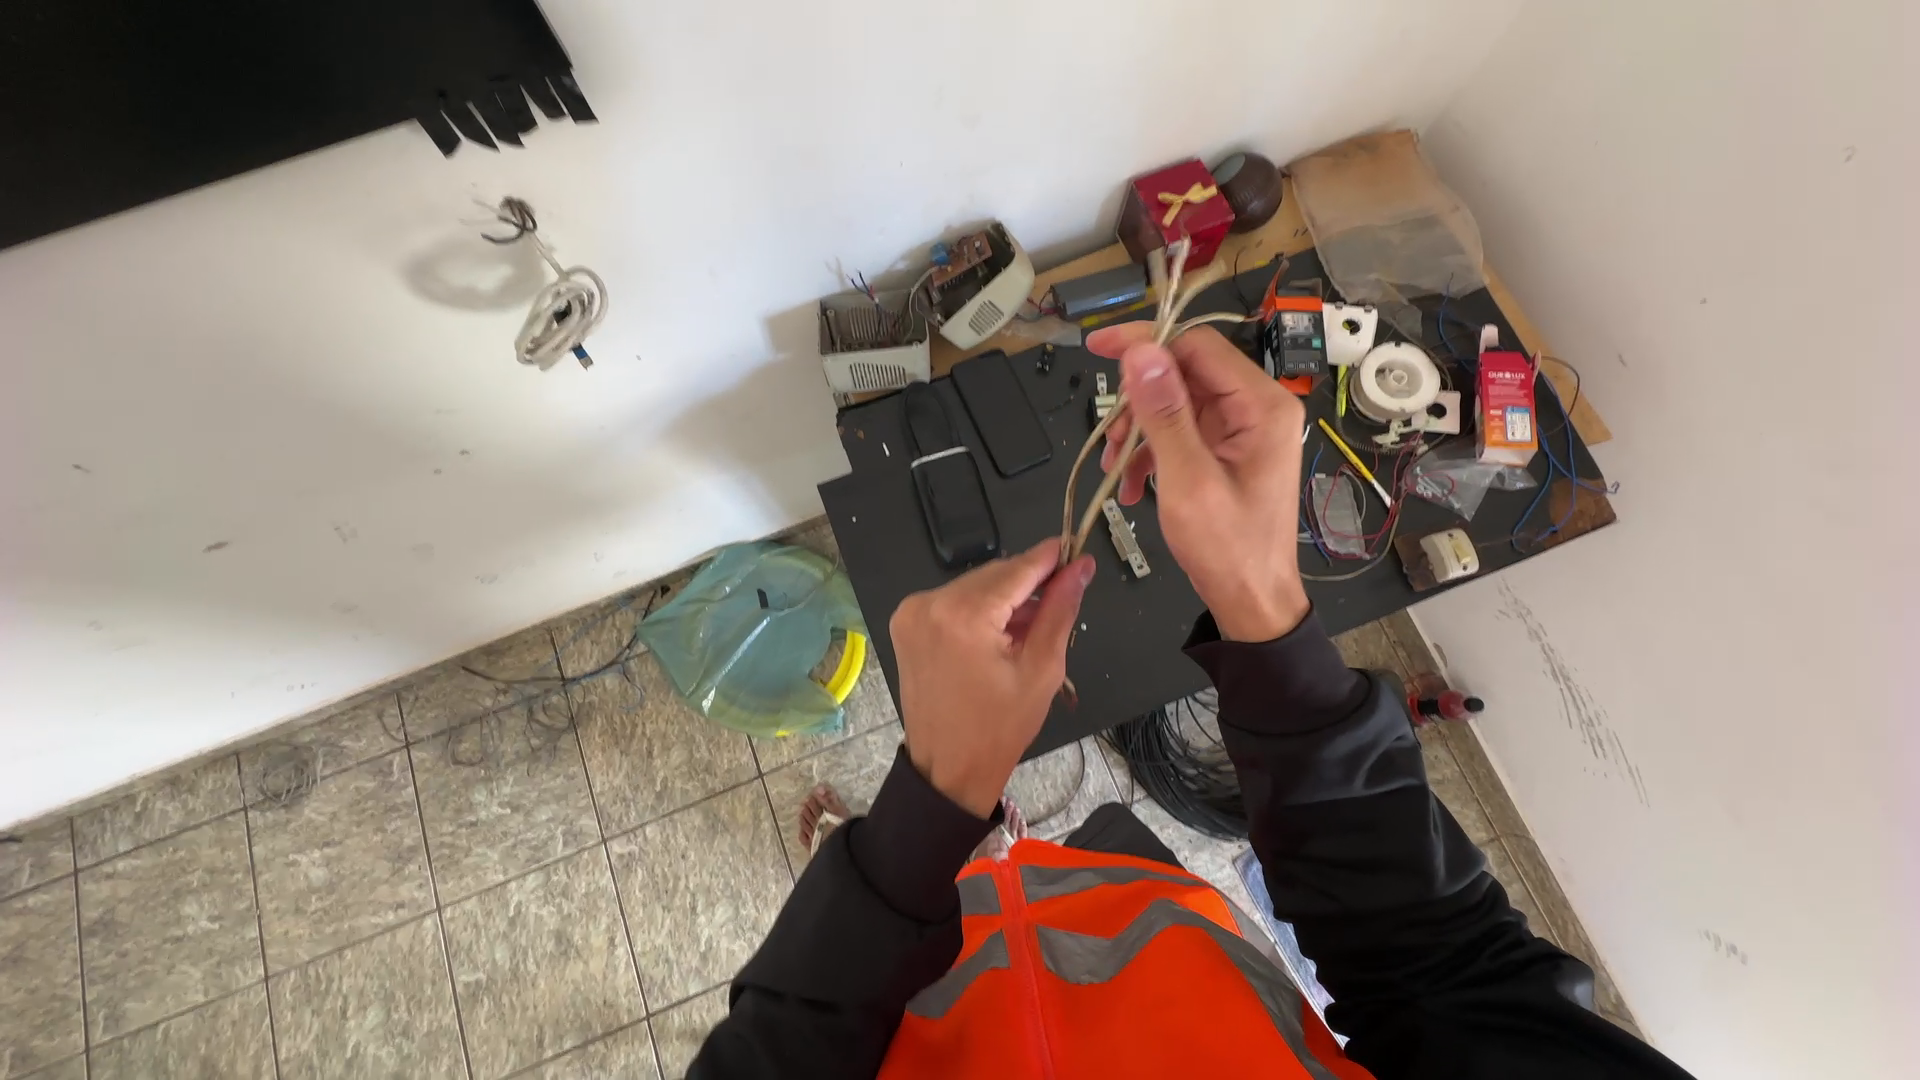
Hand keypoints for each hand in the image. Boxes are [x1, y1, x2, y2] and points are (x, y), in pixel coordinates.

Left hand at [890, 540, 1094, 816]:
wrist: (947, 768)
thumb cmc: (1000, 726)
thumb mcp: (1041, 668)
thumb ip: (1060, 609)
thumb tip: (1080, 567)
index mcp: (963, 615)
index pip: (1017, 569)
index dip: (1050, 558)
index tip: (1075, 548)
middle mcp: (930, 602)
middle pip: (994, 574)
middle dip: (1028, 584)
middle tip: (1060, 600)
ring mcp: (912, 611)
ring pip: (974, 585)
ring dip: (1004, 598)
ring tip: (1028, 629)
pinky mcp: (906, 621)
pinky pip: (953, 600)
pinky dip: (979, 609)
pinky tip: (998, 634)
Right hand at [1087, 323, 1309, 641]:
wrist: (1250, 599)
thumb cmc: (1227, 547)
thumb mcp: (1188, 479)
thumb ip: (1164, 413)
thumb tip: (1139, 352)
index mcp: (1260, 405)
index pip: (1197, 346)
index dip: (1146, 343)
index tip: (1098, 348)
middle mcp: (1255, 408)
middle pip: (1182, 374)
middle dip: (1137, 401)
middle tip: (1106, 437)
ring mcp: (1240, 430)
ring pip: (1173, 404)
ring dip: (1136, 431)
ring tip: (1112, 467)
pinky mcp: (1224, 451)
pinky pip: (1178, 433)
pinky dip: (1148, 452)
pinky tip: (1128, 484)